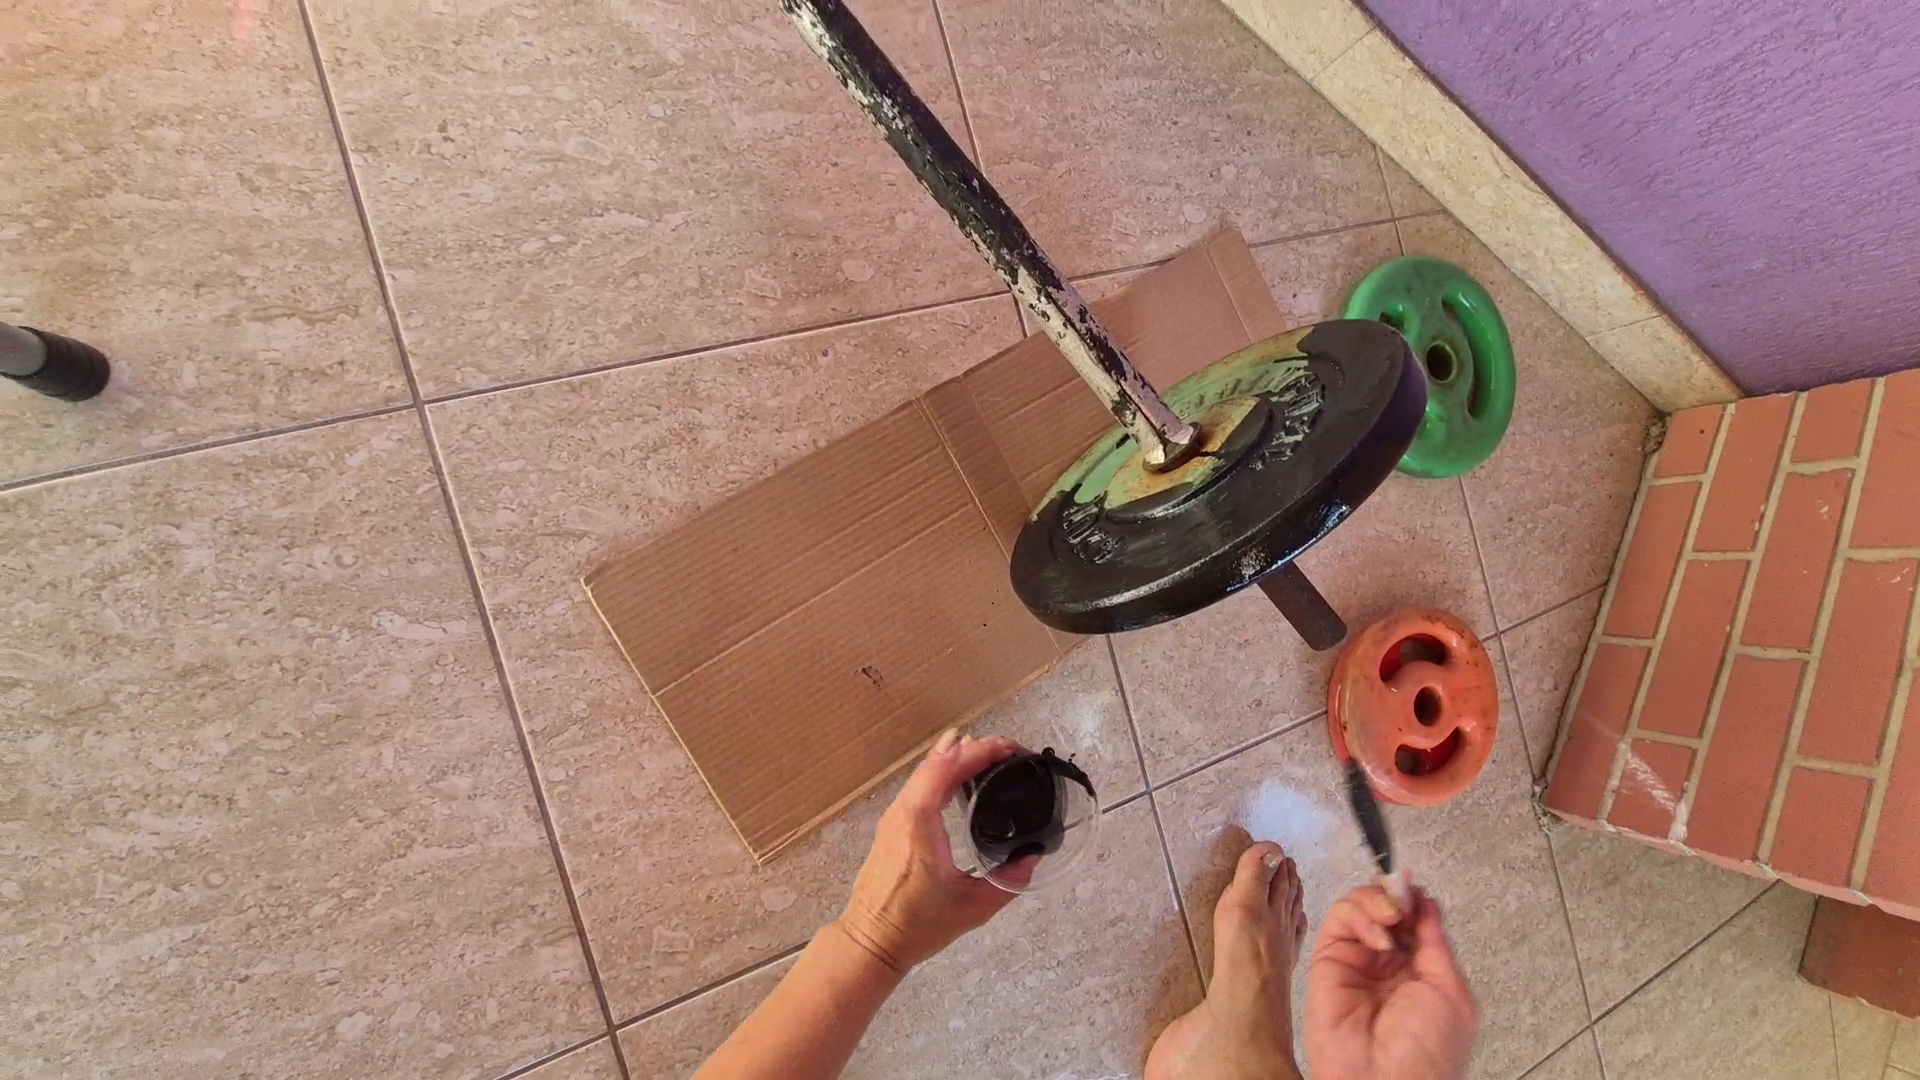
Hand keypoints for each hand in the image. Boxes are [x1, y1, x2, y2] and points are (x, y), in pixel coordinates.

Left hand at [835, 730, 1024, 973]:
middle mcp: (903, 810)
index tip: (1010, 749)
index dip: (980, 751)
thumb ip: (1008, 882)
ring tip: (989, 754)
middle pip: (937, 762)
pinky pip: (918, 784)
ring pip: (925, 770)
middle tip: (1008, 751)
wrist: (871, 942)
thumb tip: (1034, 856)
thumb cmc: (918, 925)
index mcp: (919, 821)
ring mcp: (894, 815)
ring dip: (956, 757)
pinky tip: (957, 773)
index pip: (948, 767)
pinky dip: (941, 770)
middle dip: (973, 749)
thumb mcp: (972, 907)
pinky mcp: (892, 824)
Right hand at [1303, 882, 1479, 1079]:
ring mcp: (1356, 956)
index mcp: (1421, 970)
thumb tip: (1424, 896)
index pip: (1413, 919)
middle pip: (1383, 905)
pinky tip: (1375, 937)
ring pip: (1358, 905)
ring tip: (1389, 916)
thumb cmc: (1428, 1049)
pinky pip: (1338, 918)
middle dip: (1392, 894)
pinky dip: (1357, 916)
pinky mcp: (1327, 955)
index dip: (1413, 898)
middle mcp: (1387, 959)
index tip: (1414, 883)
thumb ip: (1435, 941)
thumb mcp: (1451, 993)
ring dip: (1374, 900)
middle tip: (1399, 903)